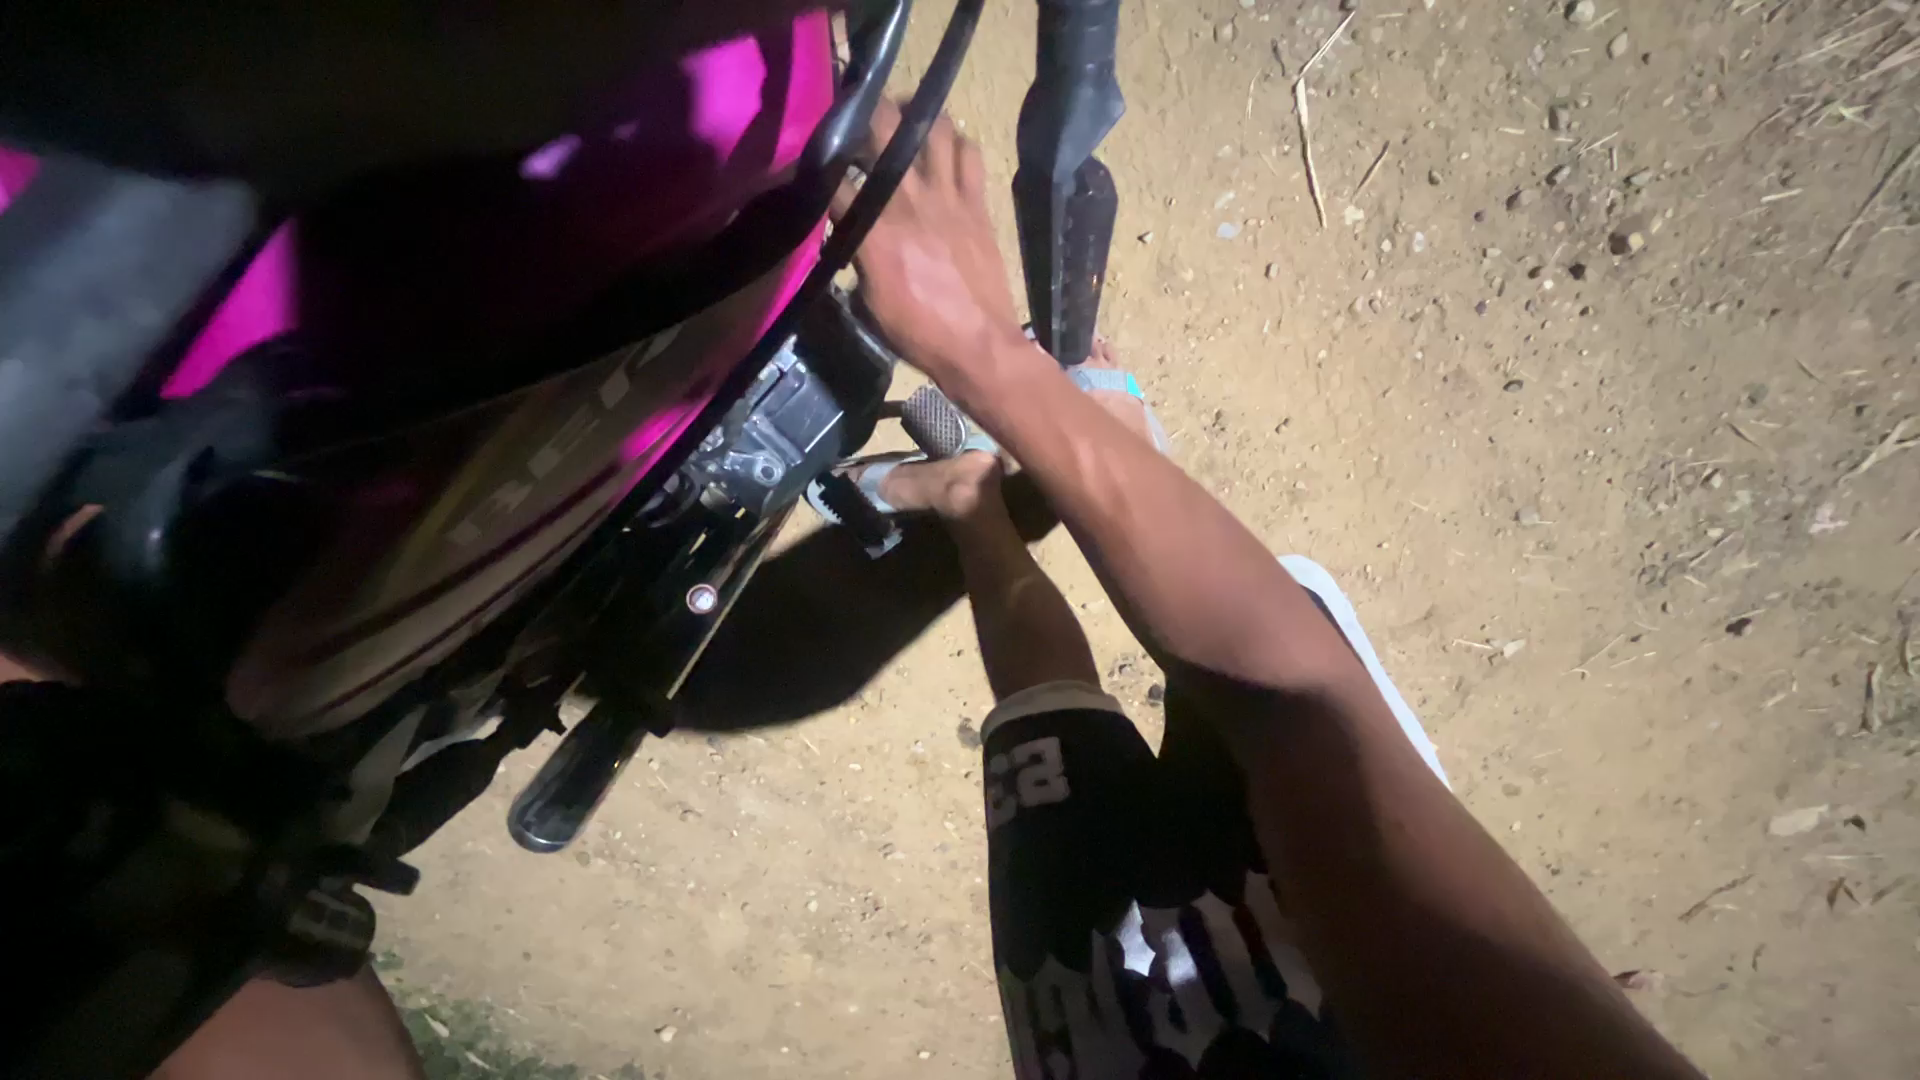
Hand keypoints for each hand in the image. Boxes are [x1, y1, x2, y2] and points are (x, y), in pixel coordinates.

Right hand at [832, 100, 1028, 382]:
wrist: (978, 346)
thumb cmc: (919, 334)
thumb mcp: (870, 305)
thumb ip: (856, 261)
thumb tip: (850, 240)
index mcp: (872, 232)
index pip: (835, 181)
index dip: (822, 169)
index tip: (819, 169)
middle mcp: (908, 201)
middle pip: (881, 128)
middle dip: (865, 116)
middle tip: (861, 124)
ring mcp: (947, 197)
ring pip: (932, 126)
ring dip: (916, 117)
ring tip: (907, 124)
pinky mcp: (977, 204)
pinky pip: (969, 153)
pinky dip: (957, 143)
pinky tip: (948, 152)